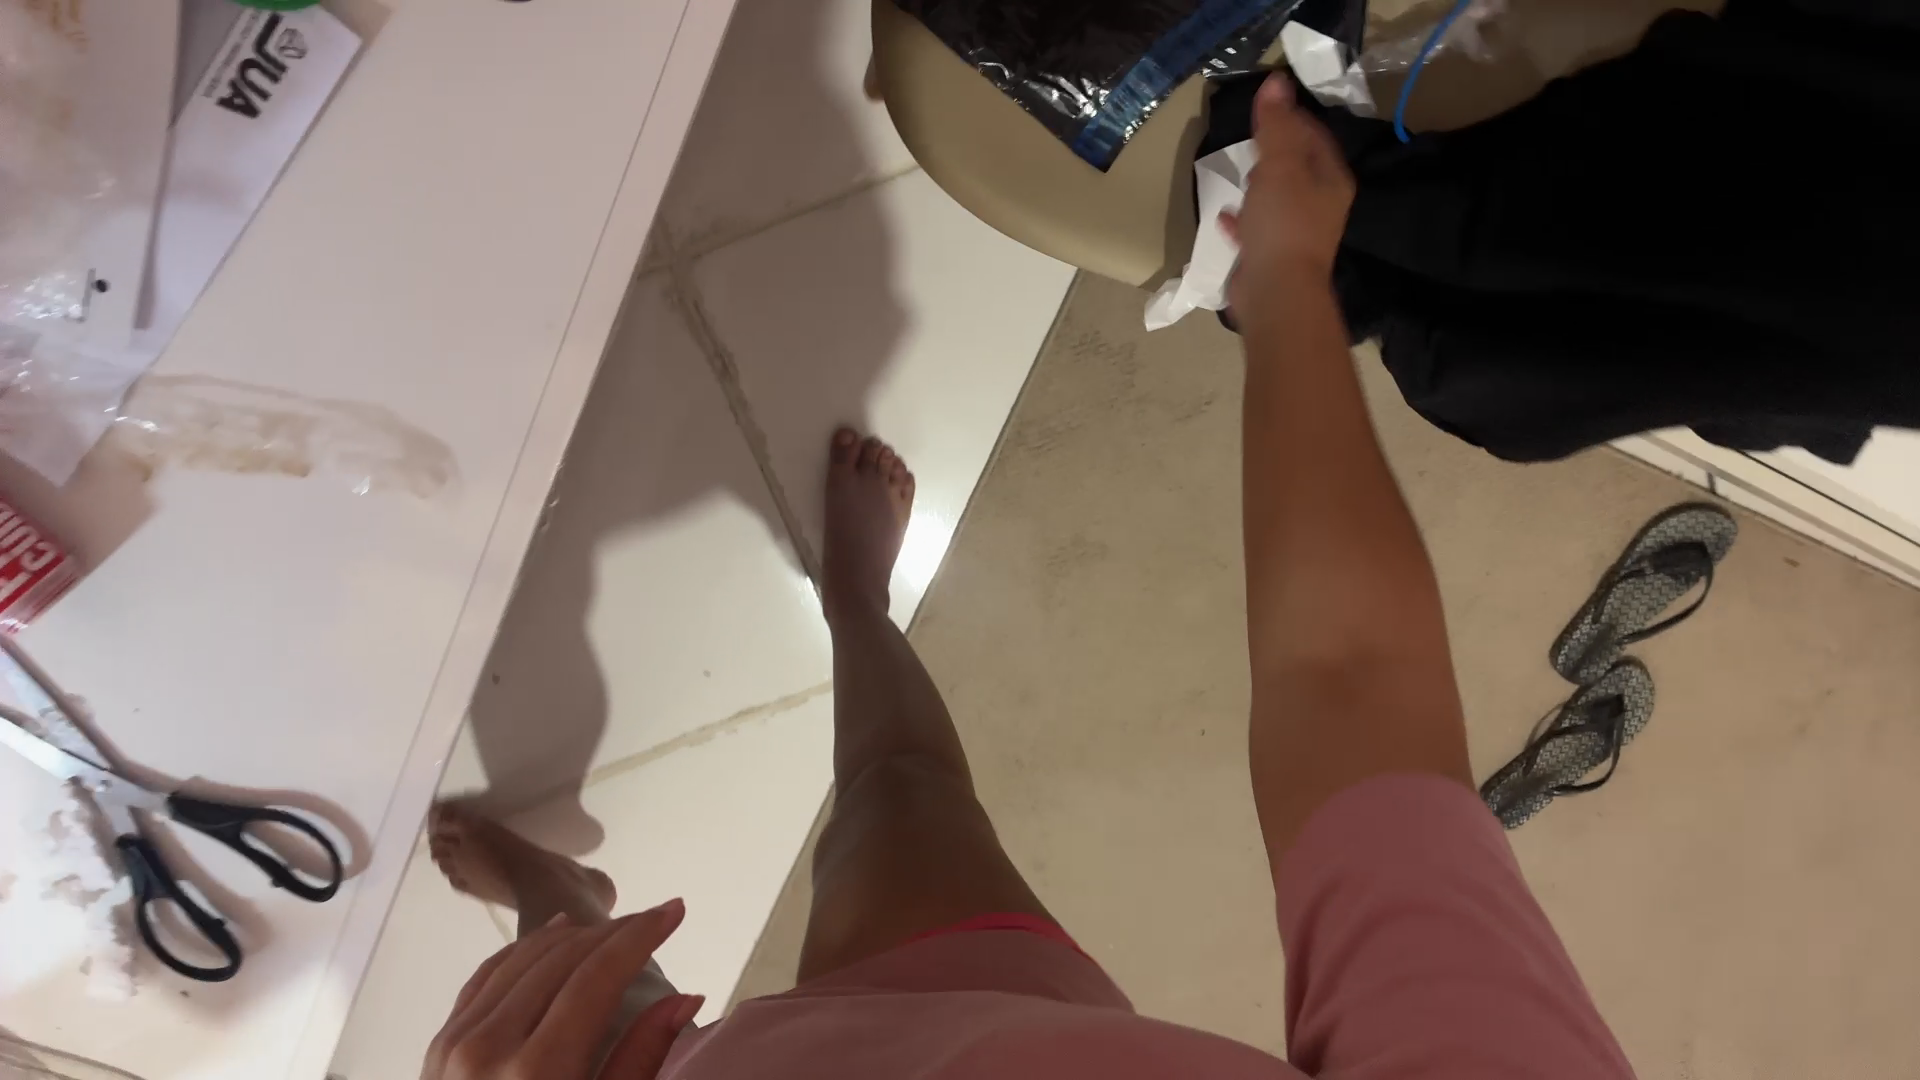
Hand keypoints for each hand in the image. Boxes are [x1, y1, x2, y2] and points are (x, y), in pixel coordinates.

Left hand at [424, 900, 702, 1079]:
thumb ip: (640, 1059)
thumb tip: (688, 997)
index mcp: (536, 1072)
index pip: (598, 975)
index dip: (641, 935)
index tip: (675, 908)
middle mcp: (489, 1047)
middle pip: (566, 957)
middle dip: (617, 930)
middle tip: (655, 919)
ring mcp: (454, 1044)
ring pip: (528, 955)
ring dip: (578, 932)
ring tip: (617, 927)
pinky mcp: (437, 1046)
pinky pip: (489, 972)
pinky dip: (529, 945)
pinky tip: (558, 932)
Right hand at [1220, 74, 1354, 319]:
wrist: (1275, 291)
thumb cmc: (1282, 224)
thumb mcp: (1279, 165)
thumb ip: (1276, 125)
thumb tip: (1276, 81)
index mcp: (1329, 180)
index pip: (1313, 136)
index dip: (1291, 117)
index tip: (1265, 106)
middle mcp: (1319, 207)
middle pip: (1298, 169)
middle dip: (1276, 153)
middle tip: (1252, 139)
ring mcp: (1295, 235)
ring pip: (1277, 200)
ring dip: (1259, 187)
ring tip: (1240, 174)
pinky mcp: (1271, 258)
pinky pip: (1255, 231)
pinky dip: (1242, 221)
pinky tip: (1225, 216)